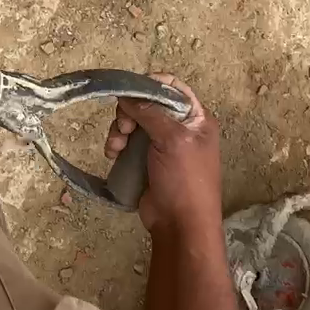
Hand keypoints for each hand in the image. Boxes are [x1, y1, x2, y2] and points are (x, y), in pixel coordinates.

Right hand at [106, 73, 222, 233]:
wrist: (180, 227)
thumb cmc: (185, 180)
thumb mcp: (172, 140)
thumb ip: (150, 112)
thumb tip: (126, 94)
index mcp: (196, 119)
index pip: (173, 87)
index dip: (151, 83)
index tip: (131, 91)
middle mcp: (180, 128)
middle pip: (148, 102)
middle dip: (130, 111)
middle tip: (124, 127)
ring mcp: (162, 144)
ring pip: (133, 120)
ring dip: (120, 129)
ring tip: (116, 146)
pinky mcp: (146, 159)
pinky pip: (127, 140)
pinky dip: (117, 143)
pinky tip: (112, 154)